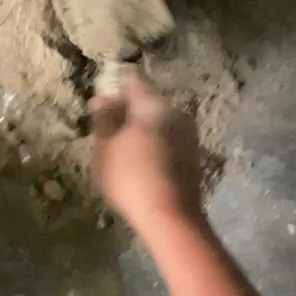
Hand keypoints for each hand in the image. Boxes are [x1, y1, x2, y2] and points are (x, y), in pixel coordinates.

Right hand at [89, 66, 204, 231]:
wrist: (171, 217)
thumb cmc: (131, 178)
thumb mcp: (105, 147)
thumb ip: (104, 118)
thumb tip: (102, 98)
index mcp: (153, 104)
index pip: (134, 78)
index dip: (116, 80)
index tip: (103, 89)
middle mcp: (175, 111)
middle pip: (148, 99)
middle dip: (128, 106)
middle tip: (107, 122)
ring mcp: (188, 133)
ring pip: (159, 119)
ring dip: (141, 124)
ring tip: (121, 144)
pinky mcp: (193, 153)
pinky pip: (168, 136)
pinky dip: (153, 139)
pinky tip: (140, 158)